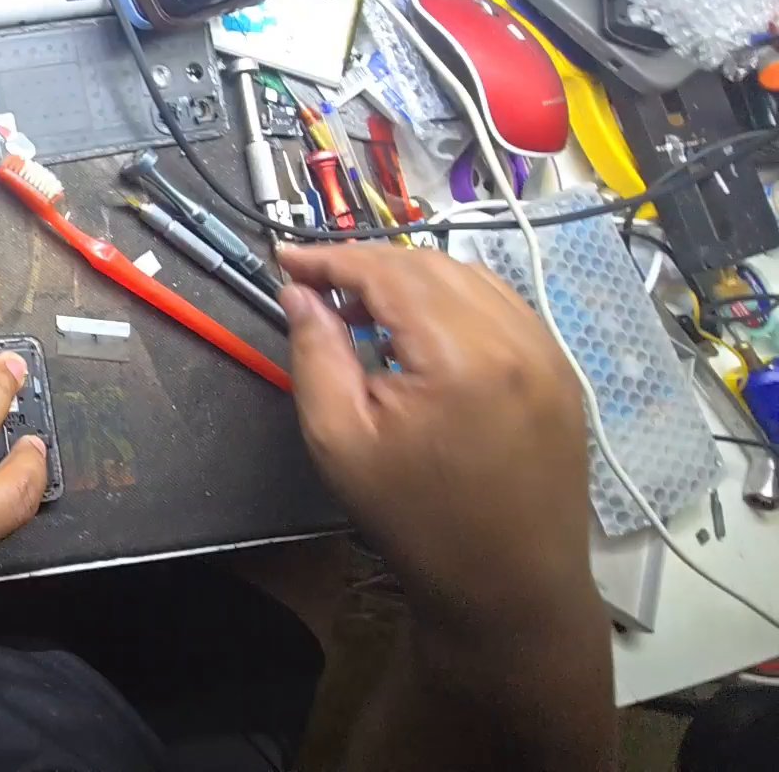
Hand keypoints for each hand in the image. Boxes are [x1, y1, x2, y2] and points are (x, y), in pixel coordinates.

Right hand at [277, 245, 596, 632]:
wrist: (505, 582)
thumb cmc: (409, 512)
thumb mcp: (336, 434)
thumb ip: (314, 351)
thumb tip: (298, 293)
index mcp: (462, 357)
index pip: (388, 273)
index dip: (329, 257)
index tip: (283, 259)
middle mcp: (518, 341)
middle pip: (428, 265)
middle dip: (361, 261)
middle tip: (309, 281)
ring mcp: (549, 355)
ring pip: (467, 277)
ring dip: (402, 275)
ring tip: (352, 303)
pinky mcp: (558, 372)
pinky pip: (496, 304)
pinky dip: (443, 295)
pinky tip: (408, 323)